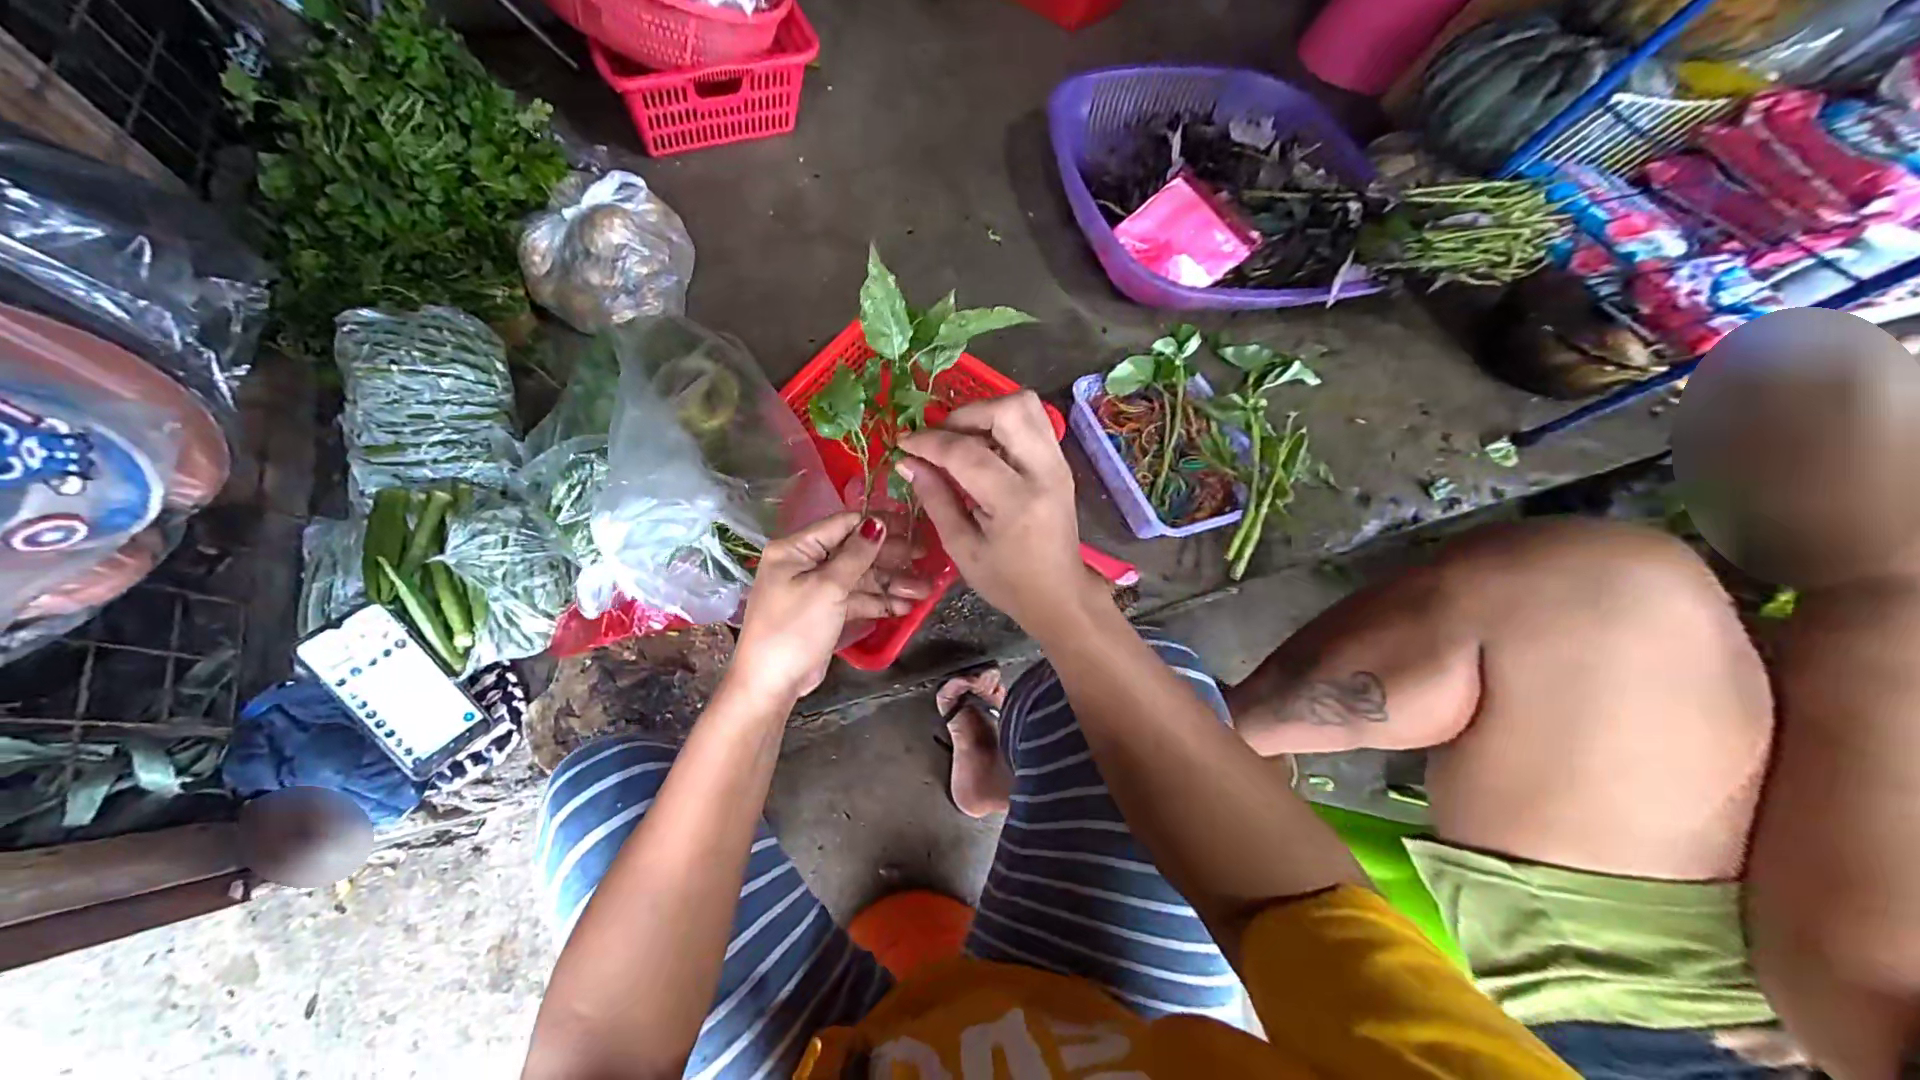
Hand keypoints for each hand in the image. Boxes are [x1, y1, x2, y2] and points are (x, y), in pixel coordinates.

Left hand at [729, 512, 926, 700]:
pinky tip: (906, 607)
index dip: (878, 524)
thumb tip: (876, 523)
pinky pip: (857, 599)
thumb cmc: (794, 628)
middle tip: (926, 558)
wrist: (771, 683)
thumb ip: (856, 554)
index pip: (842, 524)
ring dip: (892, 583)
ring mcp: (817, 589)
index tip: (912, 525)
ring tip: (925, 590)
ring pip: (861, 578)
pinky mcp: (827, 612)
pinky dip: (880, 602)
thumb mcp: (827, 587)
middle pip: (856, 552)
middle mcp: (806, 564)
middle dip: (891, 557)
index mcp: (796, 549)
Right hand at [897, 392, 1092, 634]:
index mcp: (1016, 503)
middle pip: (1009, 410)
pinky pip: (1033, 421)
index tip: (904, 443)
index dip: (930, 443)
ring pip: (1026, 406)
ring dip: (986, 413)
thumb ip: (936, 499)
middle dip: (965, 414)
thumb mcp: (962, 549)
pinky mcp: (1061, 463)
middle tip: (941, 438)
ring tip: (961, 438)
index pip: (968, 453)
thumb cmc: (1008, 581)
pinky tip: (983, 447)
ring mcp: (1058, 464)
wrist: (1060, 594)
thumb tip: (908, 462)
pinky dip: (1003, 423)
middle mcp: (1044, 473)